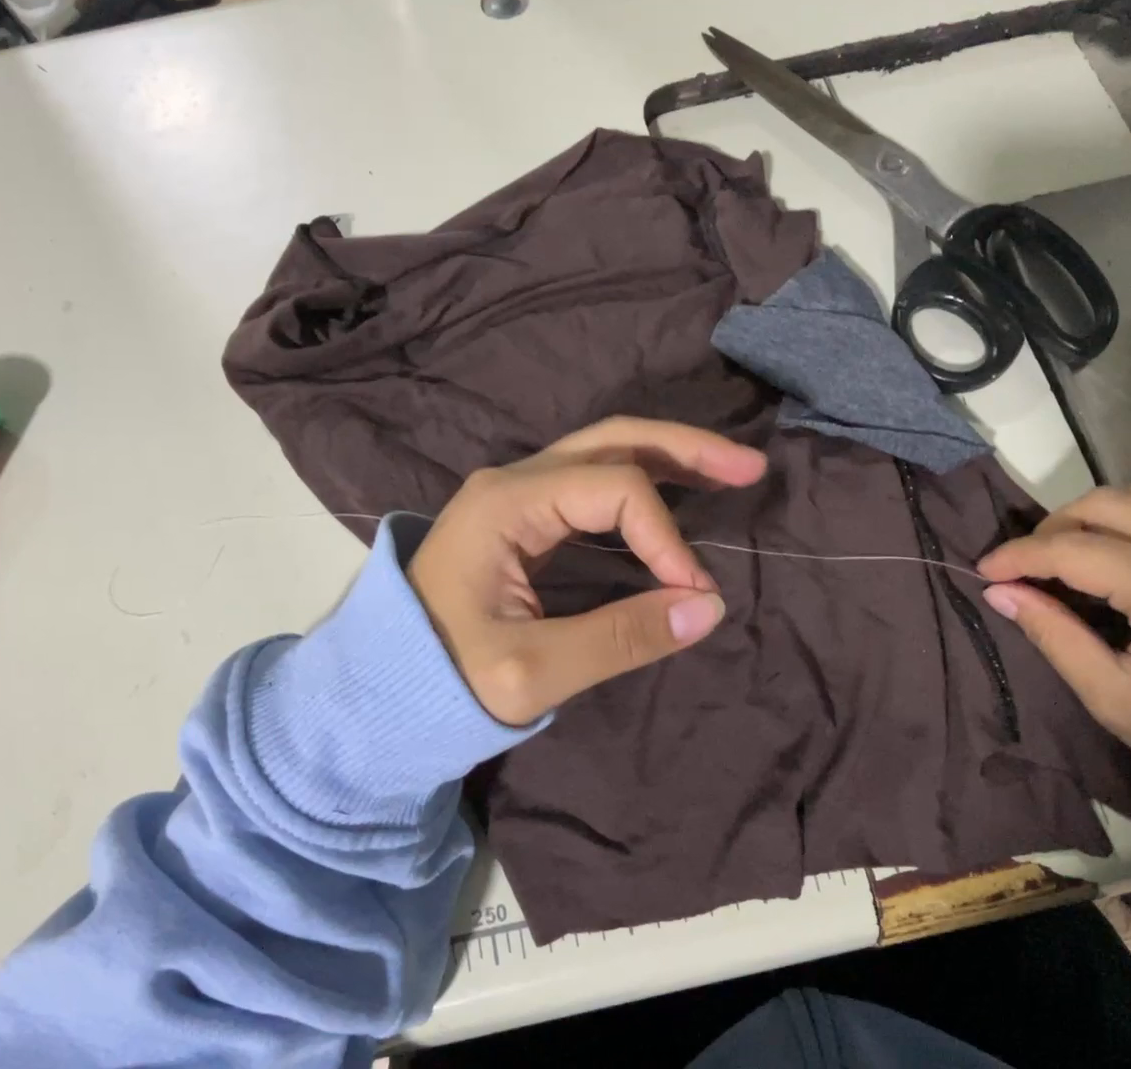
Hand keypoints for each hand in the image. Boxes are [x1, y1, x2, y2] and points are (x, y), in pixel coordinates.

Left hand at [406, 417, 766, 727]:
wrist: (381, 689)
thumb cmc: (443, 679)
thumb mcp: (532, 672)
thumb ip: (620, 639)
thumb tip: (708, 607)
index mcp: (506, 504)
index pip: (614, 489)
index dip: (665, 536)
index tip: (690, 595)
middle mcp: (511, 482)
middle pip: (612, 441)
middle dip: (685, 450)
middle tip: (749, 468)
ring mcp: (514, 497)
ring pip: (603, 454)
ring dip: (668, 458)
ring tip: (729, 470)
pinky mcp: (520, 522)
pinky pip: (590, 485)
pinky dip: (641, 486)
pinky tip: (676, 497)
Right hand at [977, 482, 1130, 896]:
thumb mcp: (1123, 709)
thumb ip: (1057, 640)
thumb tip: (1001, 592)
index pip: (1074, 547)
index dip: (1018, 555)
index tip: (983, 572)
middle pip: (1112, 502)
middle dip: (1055, 526)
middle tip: (1028, 569)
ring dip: (1103, 518)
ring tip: (1078, 563)